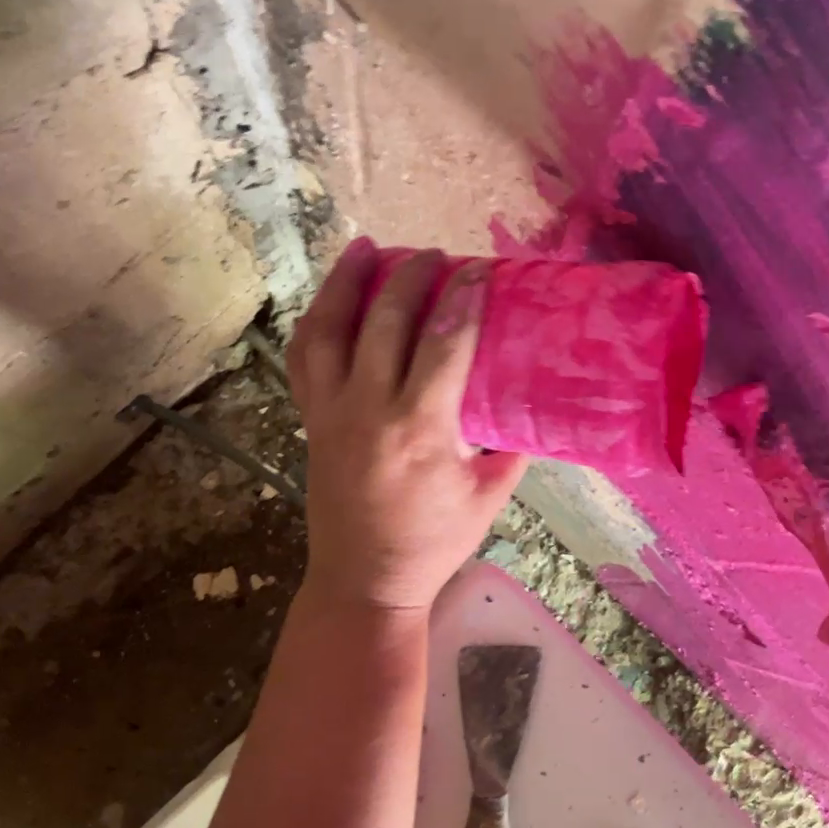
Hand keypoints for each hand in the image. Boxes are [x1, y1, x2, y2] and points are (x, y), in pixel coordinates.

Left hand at [287, 238, 526, 613]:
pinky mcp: (311, 422)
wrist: (365, 579)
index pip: (445, 343)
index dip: (466, 297)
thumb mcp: (488, 499)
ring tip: (365, 248)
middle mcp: (369, 409)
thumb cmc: (434, 542)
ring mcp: (331, 413)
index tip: (480, 268)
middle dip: (412, 275)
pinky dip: (315, 323)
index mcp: (421, 428)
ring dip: (347, 282)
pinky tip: (329, 301)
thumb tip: (525, 405)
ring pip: (330, 330)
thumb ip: (509, 449)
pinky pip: (303, 360)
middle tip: (434, 253)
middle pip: (387, 320)